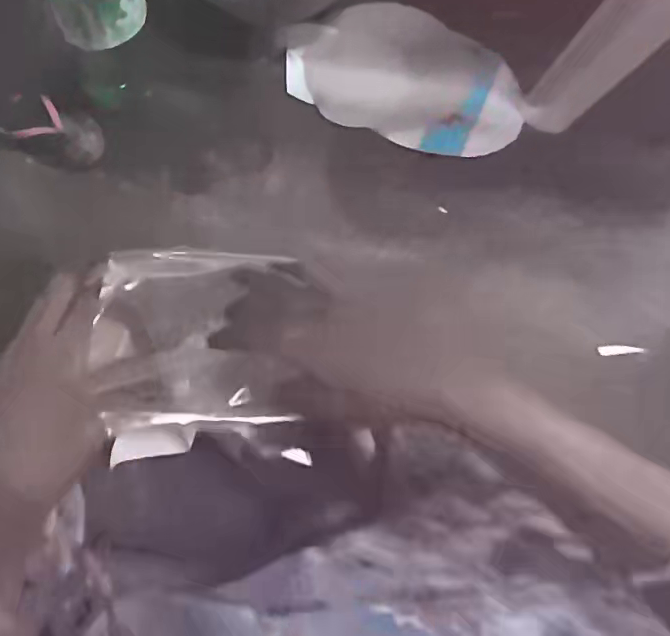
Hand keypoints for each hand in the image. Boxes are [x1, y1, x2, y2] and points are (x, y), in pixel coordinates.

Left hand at [0, 274, 106, 526]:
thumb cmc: (53, 459)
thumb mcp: (96, 430)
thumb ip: (117, 399)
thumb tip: (141, 381)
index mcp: (61, 351)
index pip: (86, 303)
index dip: (102, 285)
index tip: (116, 274)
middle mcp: (32, 342)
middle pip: (55, 292)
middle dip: (76, 281)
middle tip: (96, 282)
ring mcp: (7, 355)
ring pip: (33, 313)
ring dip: (53, 305)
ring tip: (72, 311)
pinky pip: (15, 344)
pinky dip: (33, 342)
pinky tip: (41, 359)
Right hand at [214, 269, 505, 425]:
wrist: (456, 361)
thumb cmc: (399, 395)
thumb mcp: (348, 405)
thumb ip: (305, 397)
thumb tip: (268, 389)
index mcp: (305, 342)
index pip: (256, 334)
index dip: (232, 335)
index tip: (213, 338)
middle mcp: (315, 311)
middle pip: (270, 298)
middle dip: (246, 298)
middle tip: (228, 297)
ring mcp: (339, 294)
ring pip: (293, 278)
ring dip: (270, 275)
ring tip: (253, 270)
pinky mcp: (363, 285)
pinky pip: (325, 271)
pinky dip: (307, 268)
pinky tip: (303, 264)